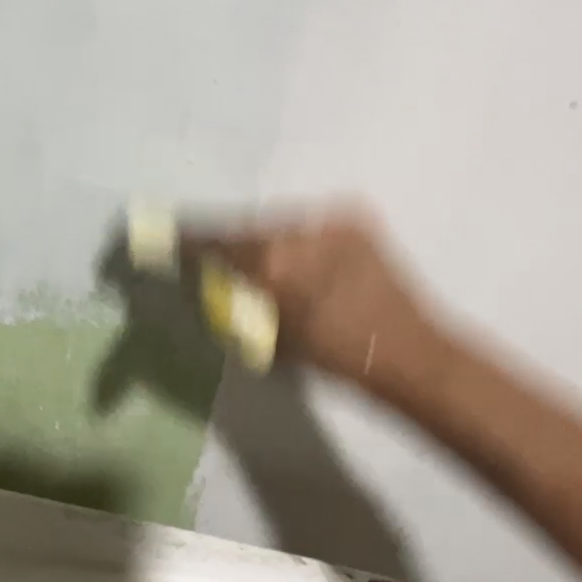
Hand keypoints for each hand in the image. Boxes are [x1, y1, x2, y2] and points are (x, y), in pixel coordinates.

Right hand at [188, 205, 447, 393]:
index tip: (170, 237)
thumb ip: (238, 304)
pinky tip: (290, 257)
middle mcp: (299, 232)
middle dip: (226, 240)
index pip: (219, 241)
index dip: (191, 239)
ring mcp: (331, 222)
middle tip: (207, 251)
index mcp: (275, 264)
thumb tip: (210, 284)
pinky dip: (291, 240)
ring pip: (277, 226)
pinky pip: (305, 226)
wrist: (411, 354)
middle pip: (247, 229)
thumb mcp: (271, 338)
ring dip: (260, 240)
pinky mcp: (354, 223)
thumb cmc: (335, 359)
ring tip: (251, 258)